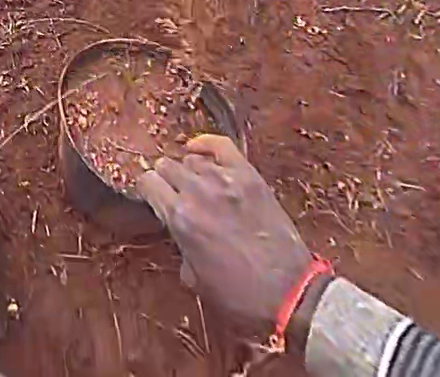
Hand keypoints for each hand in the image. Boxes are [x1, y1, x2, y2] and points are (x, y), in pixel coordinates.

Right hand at [138, 134, 312, 332]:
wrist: (291, 293)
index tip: (155, 196)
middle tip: (176, 192)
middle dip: (167, 179)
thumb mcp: (196, 277)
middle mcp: (197, 192)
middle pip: (166, 165)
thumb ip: (178, 242)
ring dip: (190, 170)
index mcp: (180, 218)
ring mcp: (224, 179)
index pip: (148, 182)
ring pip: (191, 158)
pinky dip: (206, 144)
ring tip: (199, 184)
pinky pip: (219, 144)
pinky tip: (198, 149)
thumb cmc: (241, 294)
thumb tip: (175, 223)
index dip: (149, 190)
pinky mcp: (247, 175)